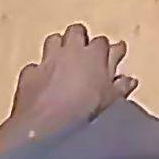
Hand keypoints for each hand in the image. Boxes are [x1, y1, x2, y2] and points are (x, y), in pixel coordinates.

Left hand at [3, 24, 136, 141]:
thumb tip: (130, 79)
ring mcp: (48, 61)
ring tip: (60, 61)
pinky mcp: (28, 75)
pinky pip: (33, 67)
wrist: (47, 128)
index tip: (108, 59)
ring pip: (53, 40)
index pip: (102, 41)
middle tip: (81, 53)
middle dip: (79, 37)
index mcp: (95, 53)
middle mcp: (72, 50)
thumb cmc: (86, 110)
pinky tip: (40, 82)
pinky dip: (37, 72)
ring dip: (57, 48)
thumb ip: (120, 87)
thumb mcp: (111, 100)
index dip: (104, 50)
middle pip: (76, 30)